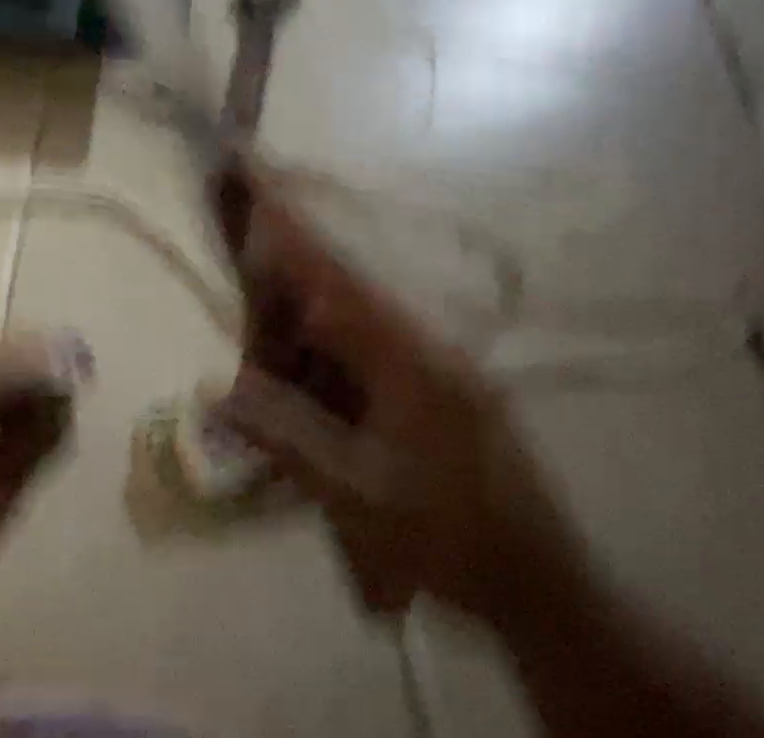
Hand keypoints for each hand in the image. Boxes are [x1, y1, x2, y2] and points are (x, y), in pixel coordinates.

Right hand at [215, 175, 587, 625]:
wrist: (544, 591)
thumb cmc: (453, 535)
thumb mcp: (358, 494)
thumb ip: (285, 435)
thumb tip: (219, 389)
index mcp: (407, 357)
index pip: (332, 275)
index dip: (288, 224)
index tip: (253, 171)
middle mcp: (415, 349)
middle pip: (326, 304)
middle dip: (274, 316)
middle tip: (244, 363)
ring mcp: (423, 372)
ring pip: (336, 338)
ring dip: (292, 360)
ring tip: (270, 406)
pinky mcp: (424, 396)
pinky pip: (352, 367)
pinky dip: (315, 383)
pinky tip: (303, 424)